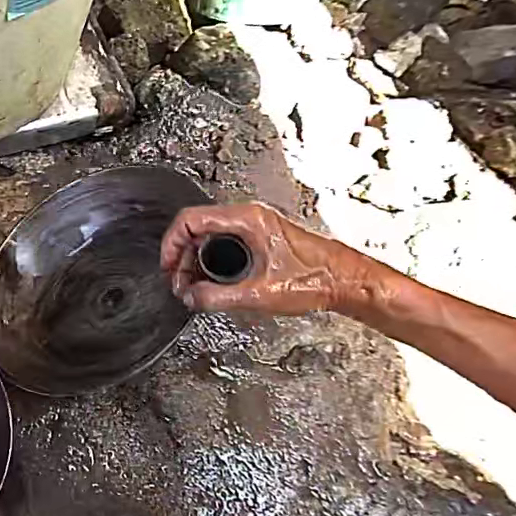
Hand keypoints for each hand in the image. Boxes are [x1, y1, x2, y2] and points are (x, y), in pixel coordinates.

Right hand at [159, 202, 390, 316]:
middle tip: (180, 283)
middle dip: (180, 258)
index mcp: (247, 220)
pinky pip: (220, 244)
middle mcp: (248, 218)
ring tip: (193, 287)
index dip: (171, 244)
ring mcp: (253, 227)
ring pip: (206, 237)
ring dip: (193, 262)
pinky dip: (208, 262)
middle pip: (194, 228)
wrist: (347, 282)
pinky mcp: (257, 238)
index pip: (189, 220)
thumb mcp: (258, 294)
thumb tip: (189, 298)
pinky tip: (210, 282)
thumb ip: (216, 297)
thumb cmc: (317, 279)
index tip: (167, 267)